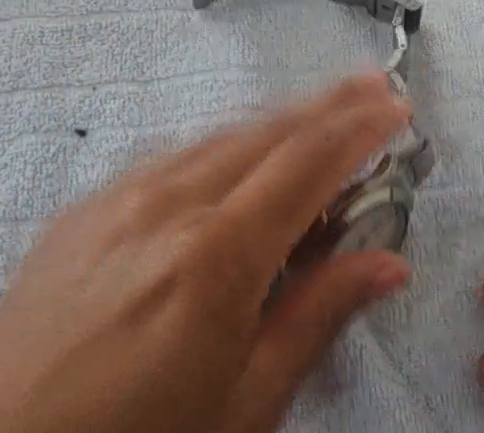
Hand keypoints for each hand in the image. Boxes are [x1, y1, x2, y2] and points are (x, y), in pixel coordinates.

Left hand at [0, 72, 414, 432]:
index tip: (400, 107)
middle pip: (268, 132)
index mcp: (216, 257)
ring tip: (324, 111)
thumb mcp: (242, 407)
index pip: (308, 164)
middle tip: (377, 84)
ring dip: (280, 119)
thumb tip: (390, 263)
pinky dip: (224, 145)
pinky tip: (239, 157)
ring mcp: (117, 200)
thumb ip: (317, 319)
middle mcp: (167, 205)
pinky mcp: (83, 210)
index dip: (360, 128)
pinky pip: (172, 158)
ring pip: (220, 136)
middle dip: (330, 103)